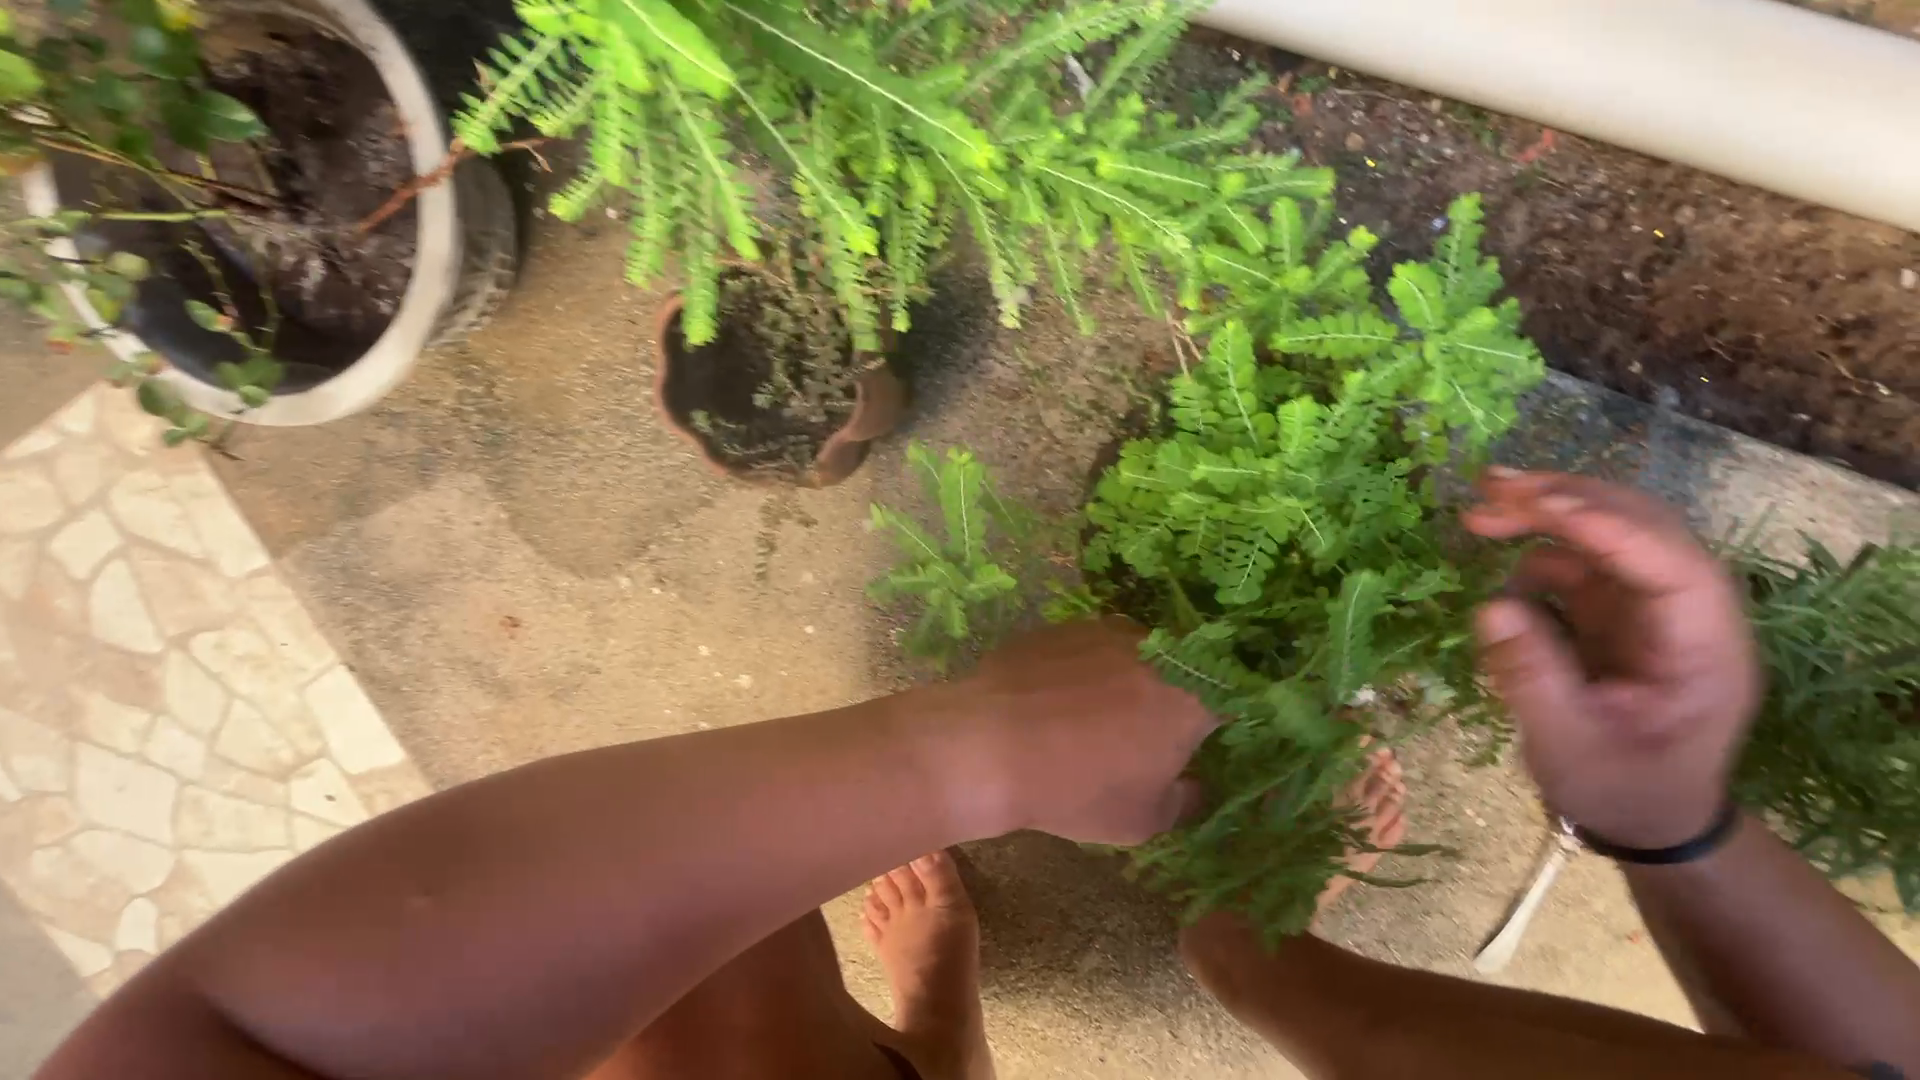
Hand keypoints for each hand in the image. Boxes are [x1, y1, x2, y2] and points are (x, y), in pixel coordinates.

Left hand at [944, 617, 1216, 846]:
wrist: (989, 746)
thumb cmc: (1078, 788)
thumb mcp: (1143, 819)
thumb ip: (1182, 801)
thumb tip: (1192, 787)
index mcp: (1192, 696)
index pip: (1232, 697)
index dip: (1219, 718)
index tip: (1202, 739)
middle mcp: (1157, 650)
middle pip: (1180, 670)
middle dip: (1168, 698)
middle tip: (1142, 732)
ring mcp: (1103, 631)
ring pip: (1131, 655)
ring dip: (1123, 681)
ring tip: (1090, 717)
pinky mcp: (1059, 627)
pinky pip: (1084, 649)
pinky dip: (1079, 671)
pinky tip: (1053, 700)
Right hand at [1462, 469, 1761, 847]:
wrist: (1643, 815)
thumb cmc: (1618, 787)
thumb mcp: (1567, 742)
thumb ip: (1531, 675)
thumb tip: (1491, 605)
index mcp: (1702, 648)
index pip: (1670, 565)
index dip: (1607, 528)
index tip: (1534, 506)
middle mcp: (1685, 614)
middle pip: (1642, 529)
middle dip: (1568, 501)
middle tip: (1491, 488)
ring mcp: (1648, 610)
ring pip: (1608, 535)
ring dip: (1546, 516)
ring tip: (1479, 513)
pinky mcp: (1614, 614)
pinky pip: (1577, 565)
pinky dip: (1534, 556)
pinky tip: (1500, 583)